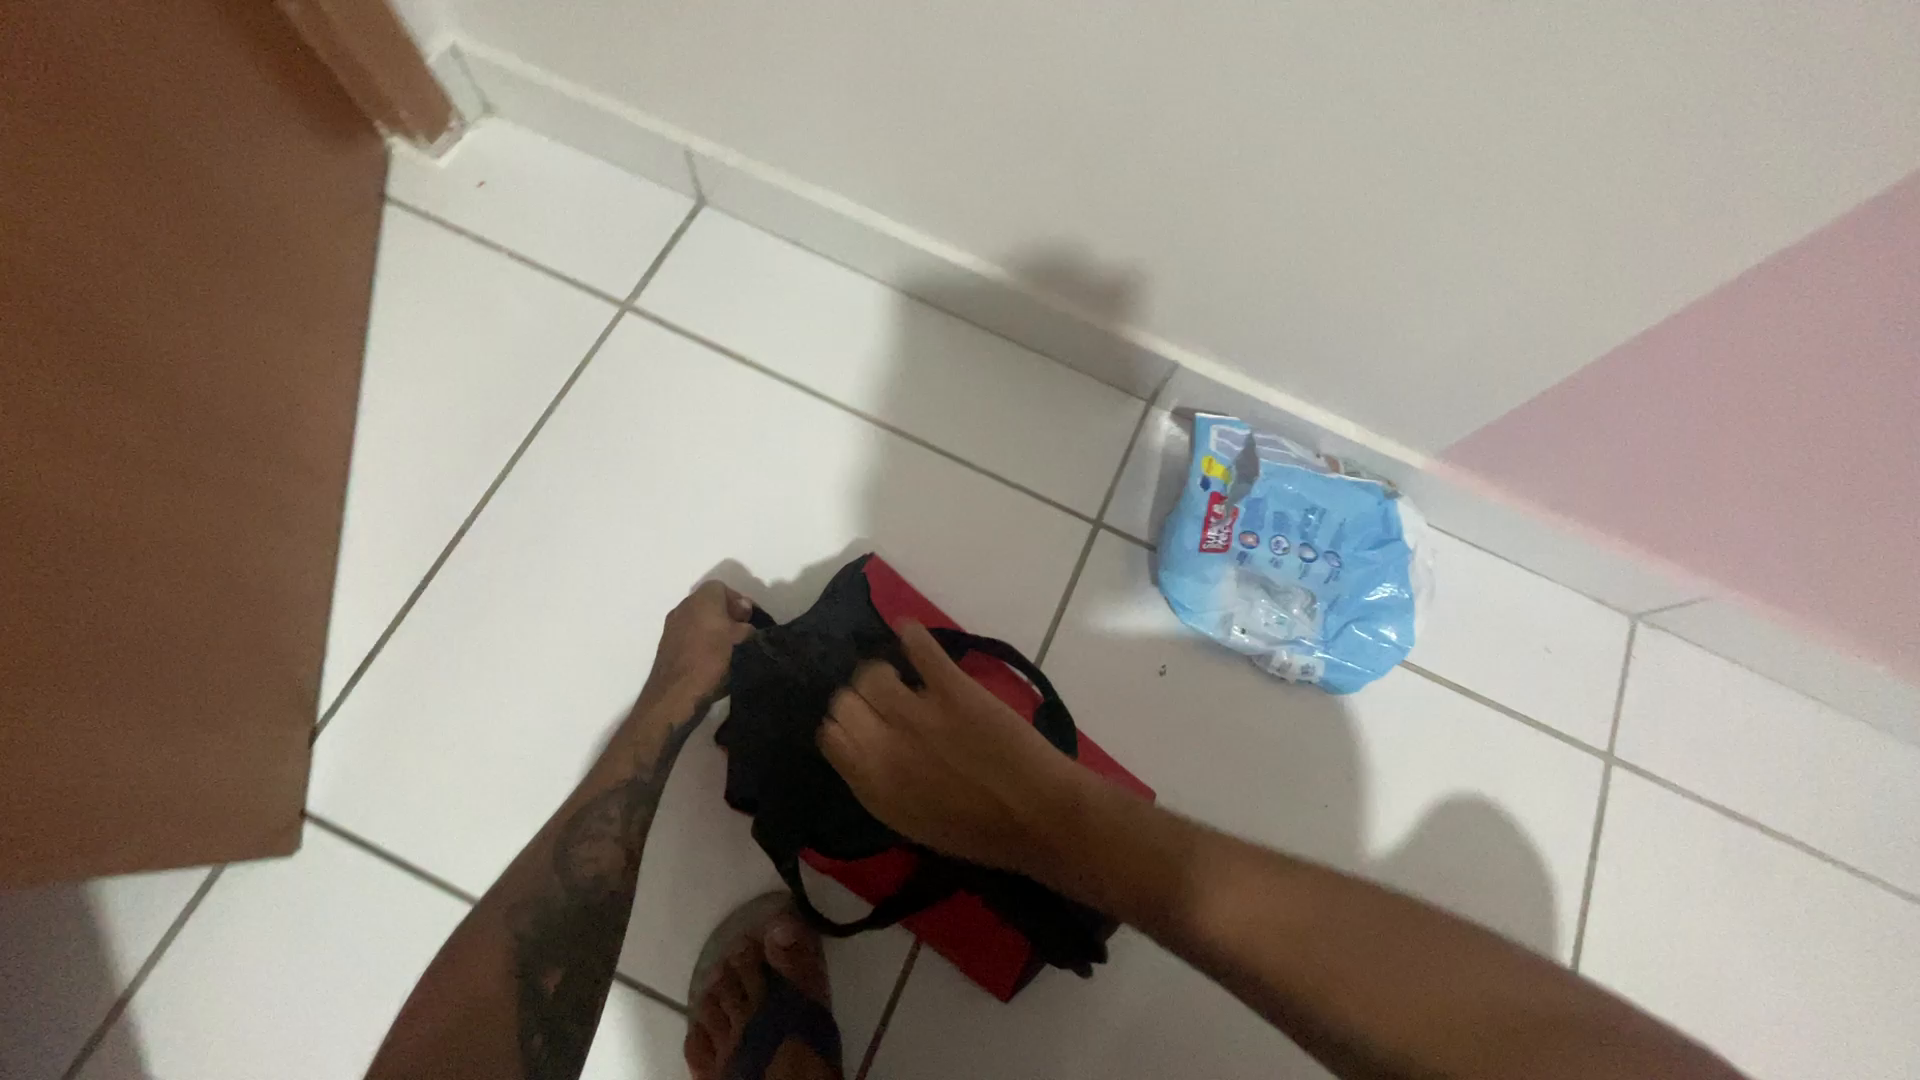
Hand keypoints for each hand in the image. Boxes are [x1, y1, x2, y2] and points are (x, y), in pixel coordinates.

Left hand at [637, 581, 755, 717]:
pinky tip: (712, 659)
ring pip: (699, 619)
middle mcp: (684, 606)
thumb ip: (745, 624)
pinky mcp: (667, 645)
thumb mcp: (740, 641)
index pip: (722, 588)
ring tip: (728, 648)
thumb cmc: (711, 659)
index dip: (738, 601)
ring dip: (713, 629)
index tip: (749, 619)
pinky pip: (689, 634)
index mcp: (702, 599)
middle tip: (741, 633)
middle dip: (726, 615)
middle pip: (709, 602)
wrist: (674, 693)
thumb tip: (745, 616)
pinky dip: (701, 641)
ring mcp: (672, 626)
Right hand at [817, 620, 1083, 873]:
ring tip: (903, 675)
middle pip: (845, 699)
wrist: (1039, 816)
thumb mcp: (912, 822)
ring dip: (883, 670)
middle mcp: (885, 746)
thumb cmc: (979, 832)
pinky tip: (909, 631)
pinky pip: (920, 649)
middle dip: (860, 697)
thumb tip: (863, 748)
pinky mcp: (953, 689)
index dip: (844, 724)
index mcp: (873, 785)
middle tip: (883, 698)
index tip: (861, 722)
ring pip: (872, 672)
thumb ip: (880, 783)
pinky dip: (912, 635)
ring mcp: (918, 713)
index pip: (830, 734)